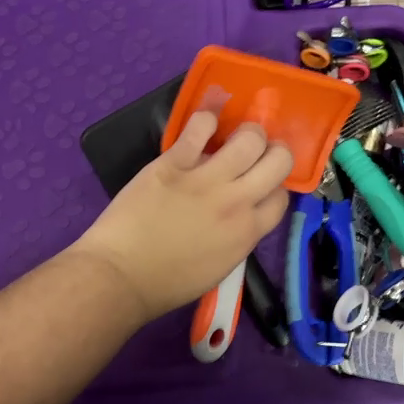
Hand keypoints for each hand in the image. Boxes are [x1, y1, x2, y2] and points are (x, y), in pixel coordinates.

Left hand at [71, 112, 292, 321]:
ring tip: (231, 136)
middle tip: (256, 152)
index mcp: (247, 232)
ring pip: (249, 138)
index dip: (275, 185)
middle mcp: (236, 201)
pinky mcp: (175, 162)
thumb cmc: (167, 282)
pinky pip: (200, 127)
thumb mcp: (219, 267)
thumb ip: (238, 234)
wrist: (120, 276)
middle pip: (279, 159)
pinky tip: (202, 127)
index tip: (262, 183)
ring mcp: (206, 179)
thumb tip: (241, 207)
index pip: (282, 196)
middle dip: (273, 150)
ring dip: (246, 132)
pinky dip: (205, 120)